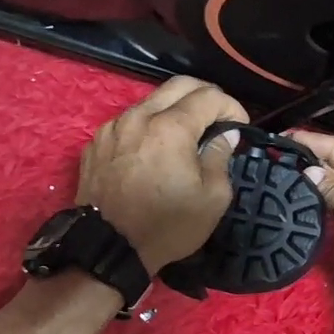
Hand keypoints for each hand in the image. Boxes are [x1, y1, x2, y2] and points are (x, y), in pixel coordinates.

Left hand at [76, 77, 247, 273]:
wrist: (109, 249)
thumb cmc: (167, 227)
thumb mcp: (212, 199)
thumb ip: (221, 157)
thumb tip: (225, 135)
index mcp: (170, 128)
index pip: (209, 96)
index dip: (232, 107)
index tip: (239, 127)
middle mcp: (138, 117)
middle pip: (178, 85)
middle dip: (204, 96)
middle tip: (217, 120)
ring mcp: (112, 128)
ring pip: (150, 102)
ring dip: (173, 111)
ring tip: (184, 137)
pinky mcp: (95, 143)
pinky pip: (127, 123)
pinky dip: (146, 129)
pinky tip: (152, 152)